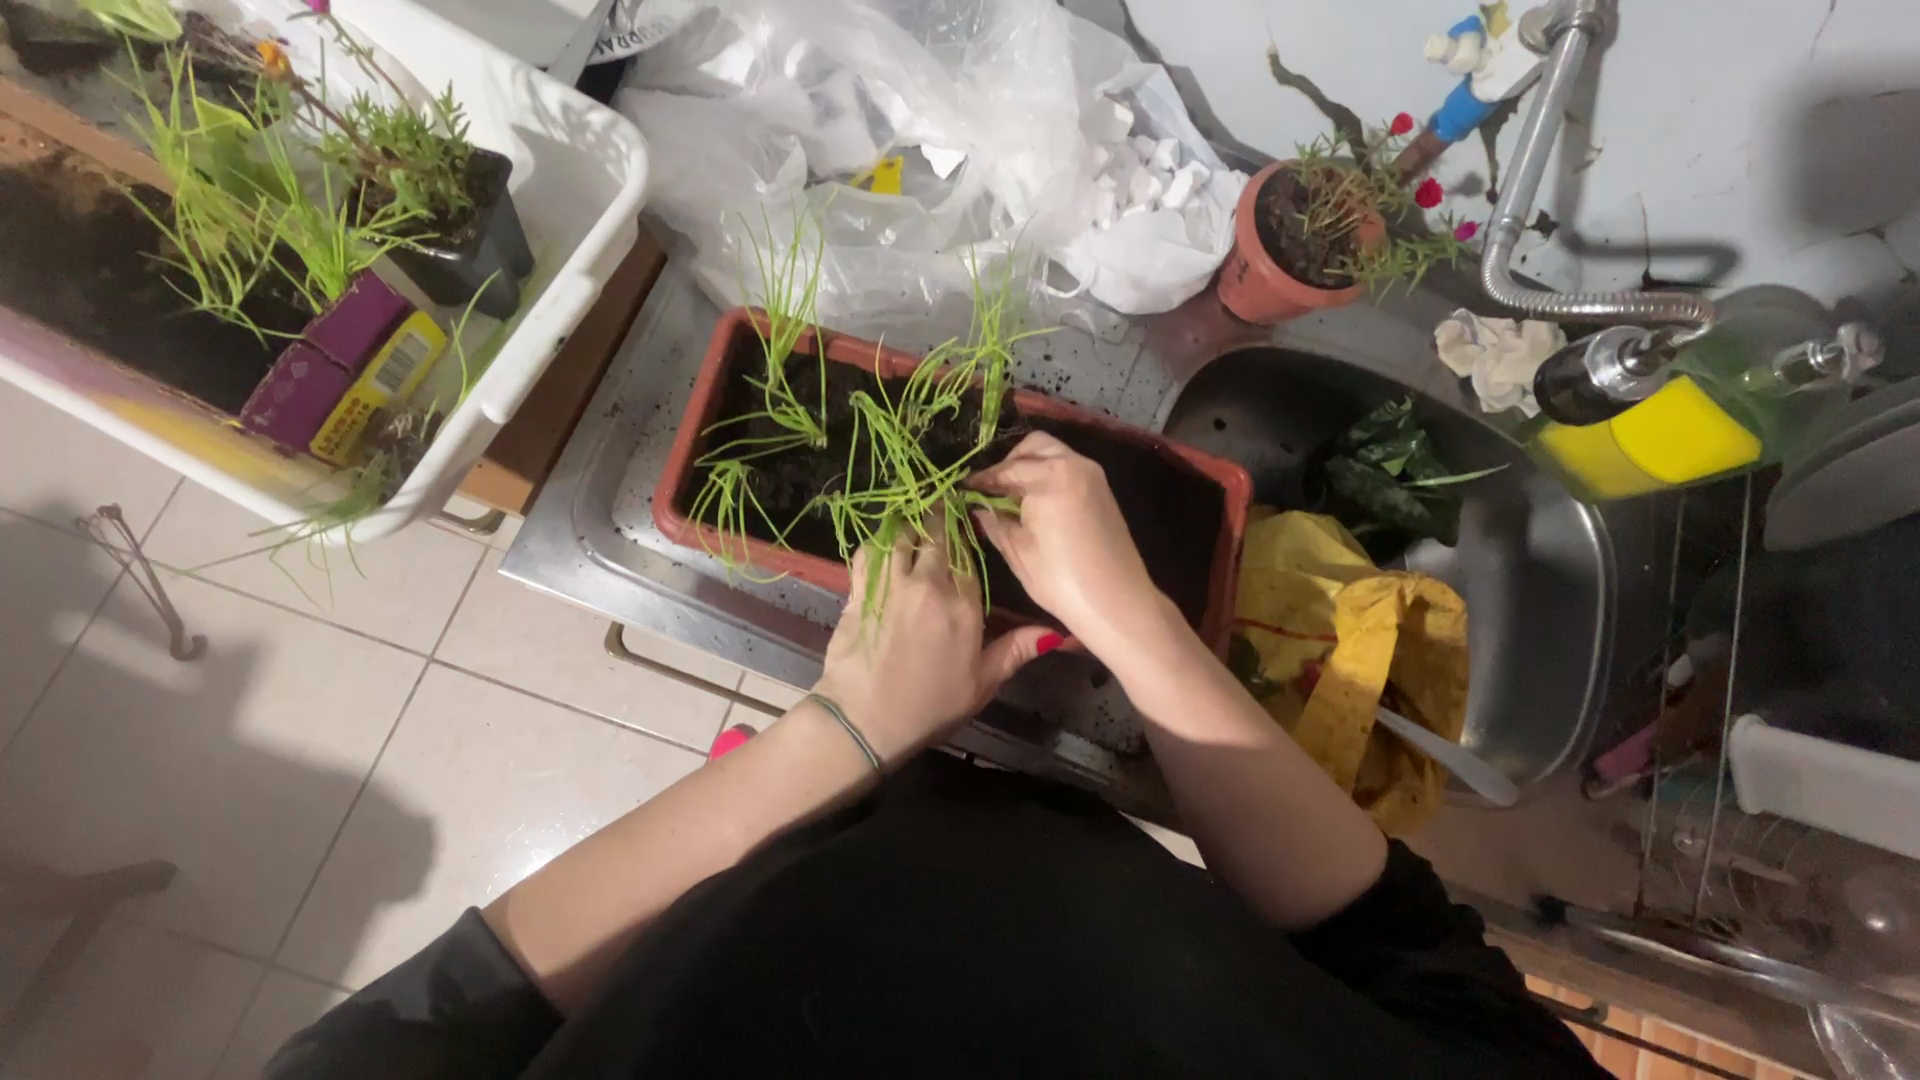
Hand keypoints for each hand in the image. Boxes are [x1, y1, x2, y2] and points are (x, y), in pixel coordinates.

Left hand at [810, 521, 1051, 763]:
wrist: (864, 721)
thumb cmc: (929, 707)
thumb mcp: (982, 684)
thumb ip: (1016, 650)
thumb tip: (1057, 632)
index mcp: (962, 603)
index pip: (969, 550)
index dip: (968, 531)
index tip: (969, 521)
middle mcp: (927, 583)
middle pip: (936, 532)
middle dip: (941, 517)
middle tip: (944, 512)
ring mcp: (890, 583)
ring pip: (902, 533)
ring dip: (911, 524)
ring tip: (916, 522)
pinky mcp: (858, 590)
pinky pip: (869, 551)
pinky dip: (879, 542)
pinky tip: (886, 546)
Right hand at [969, 432, 1170, 649]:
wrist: (1118, 603)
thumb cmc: (1060, 578)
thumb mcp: (1018, 551)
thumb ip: (995, 522)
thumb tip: (978, 507)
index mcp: (1051, 475)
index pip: (1006, 468)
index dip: (982, 480)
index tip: (964, 489)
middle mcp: (1075, 464)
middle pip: (1035, 447)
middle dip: (1009, 462)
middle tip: (991, 489)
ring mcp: (1094, 476)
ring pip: (1054, 456)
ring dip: (1030, 467)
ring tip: (1011, 497)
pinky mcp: (1103, 492)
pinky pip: (1069, 470)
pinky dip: (1049, 477)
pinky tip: (1035, 504)